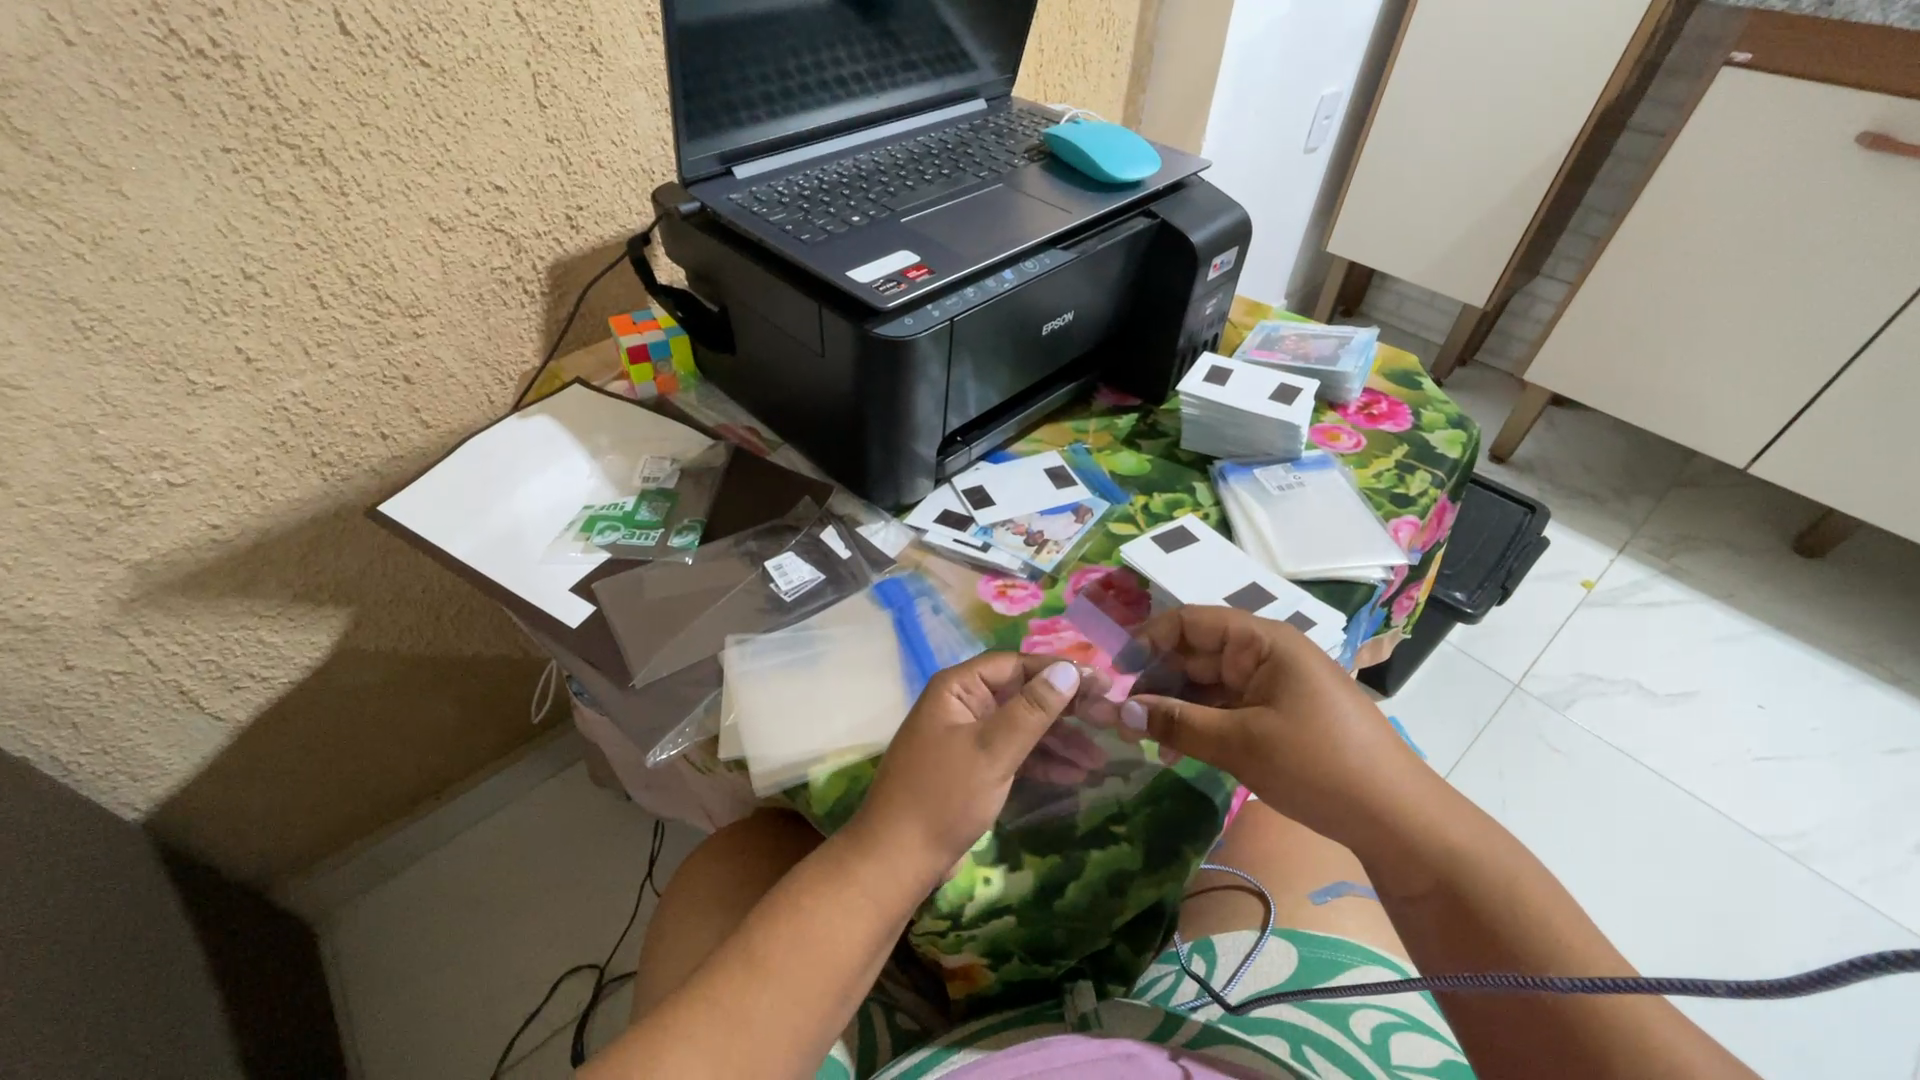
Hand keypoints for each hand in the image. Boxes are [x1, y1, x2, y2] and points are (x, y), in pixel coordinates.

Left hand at [849, 653, 1109, 878]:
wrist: (896, 859)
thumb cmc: (942, 797)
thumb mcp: (993, 750)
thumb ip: (1033, 709)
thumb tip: (1069, 670)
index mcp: (959, 688)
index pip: (1018, 664)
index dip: (1061, 671)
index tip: (1104, 684)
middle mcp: (963, 704)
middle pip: (1023, 694)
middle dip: (1065, 709)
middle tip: (1110, 720)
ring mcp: (967, 737)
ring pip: (1022, 726)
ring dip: (1059, 740)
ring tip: (1100, 758)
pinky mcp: (973, 767)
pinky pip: (1014, 753)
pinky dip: (1042, 762)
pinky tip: (1075, 775)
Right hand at [1115, 606, 1436, 851]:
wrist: (1394, 816)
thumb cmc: (1318, 763)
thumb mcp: (1240, 743)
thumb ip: (1177, 722)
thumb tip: (1119, 710)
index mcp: (1262, 641)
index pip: (1190, 621)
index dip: (1149, 641)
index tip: (1114, 675)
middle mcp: (1264, 655)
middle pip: (1195, 653)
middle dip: (1156, 681)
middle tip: (1120, 717)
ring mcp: (1272, 686)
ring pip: (1206, 685)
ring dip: (1174, 708)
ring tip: (1142, 739)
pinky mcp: (1276, 716)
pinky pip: (1225, 709)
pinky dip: (1198, 725)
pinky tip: (1175, 750)